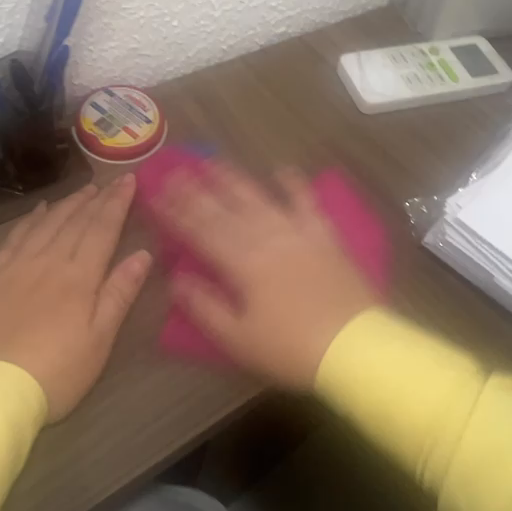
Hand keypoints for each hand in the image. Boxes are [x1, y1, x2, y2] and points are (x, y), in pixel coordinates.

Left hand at [0, 176, 152, 421]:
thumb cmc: (54, 373)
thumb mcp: (98, 341)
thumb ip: (119, 293)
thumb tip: (142, 254)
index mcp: (79, 276)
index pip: (102, 228)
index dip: (117, 202)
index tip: (129, 179)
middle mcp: (48, 260)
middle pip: (75, 220)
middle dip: (96, 198)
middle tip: (109, 181)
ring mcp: (16, 266)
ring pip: (46, 223)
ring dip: (67, 204)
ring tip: (82, 191)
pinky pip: (15, 237)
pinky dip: (30, 219)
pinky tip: (37, 211)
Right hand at [160, 164, 379, 389]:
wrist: (355, 347)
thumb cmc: (291, 349)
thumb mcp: (238, 339)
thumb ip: (205, 306)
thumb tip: (177, 279)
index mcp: (241, 262)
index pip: (200, 231)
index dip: (176, 212)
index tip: (156, 195)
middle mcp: (265, 236)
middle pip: (224, 208)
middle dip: (196, 190)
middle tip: (174, 171)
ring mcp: (297, 232)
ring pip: (258, 197)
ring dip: (234, 179)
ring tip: (213, 161)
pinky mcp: (325, 236)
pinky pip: (306, 202)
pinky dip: (293, 184)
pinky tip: (282, 169)